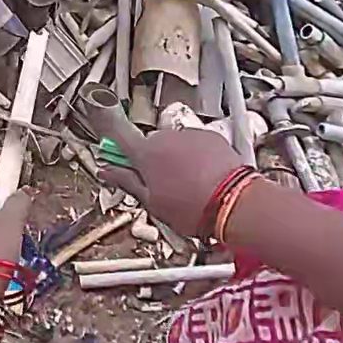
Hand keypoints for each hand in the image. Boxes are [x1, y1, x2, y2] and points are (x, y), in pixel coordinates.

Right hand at [102, 127, 240, 236]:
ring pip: (173, 144)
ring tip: (187, 185)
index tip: (116, 158)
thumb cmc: (194, 208)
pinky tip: (203, 177)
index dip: (114, 148)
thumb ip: (127, 182)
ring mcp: (188, 134)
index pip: (119, 138)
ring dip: (174, 158)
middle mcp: (165, 137)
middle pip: (149, 144)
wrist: (235, 203)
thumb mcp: (152, 202)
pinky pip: (194, 143)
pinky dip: (195, 156)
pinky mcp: (209, 135)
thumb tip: (108, 172)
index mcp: (145, 153)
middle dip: (151, 160)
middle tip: (159, 185)